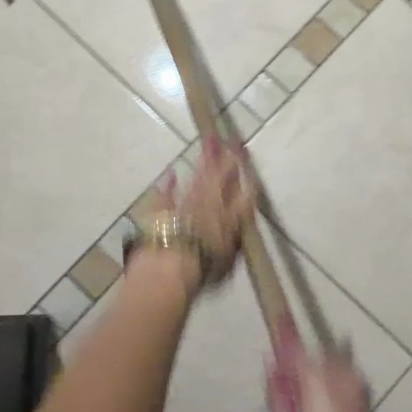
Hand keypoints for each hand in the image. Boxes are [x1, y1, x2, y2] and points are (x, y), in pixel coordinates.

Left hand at [139, 135, 255, 286]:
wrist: (170, 266)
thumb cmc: (203, 272)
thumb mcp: (227, 263)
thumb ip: (232, 246)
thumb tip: (237, 236)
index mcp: (231, 220)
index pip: (244, 194)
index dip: (246, 176)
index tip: (247, 161)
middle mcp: (211, 207)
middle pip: (222, 178)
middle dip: (227, 159)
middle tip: (231, 140)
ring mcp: (186, 204)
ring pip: (199, 178)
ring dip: (205, 160)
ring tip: (209, 142)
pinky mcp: (164, 208)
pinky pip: (168, 193)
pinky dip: (169, 184)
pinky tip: (172, 172)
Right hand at [266, 322, 387, 411]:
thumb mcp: (315, 384)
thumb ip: (295, 354)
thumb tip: (283, 318)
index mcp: (343, 377)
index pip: (314, 351)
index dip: (293, 346)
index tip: (276, 341)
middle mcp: (330, 397)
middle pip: (292, 377)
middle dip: (282, 387)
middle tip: (288, 401)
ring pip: (282, 403)